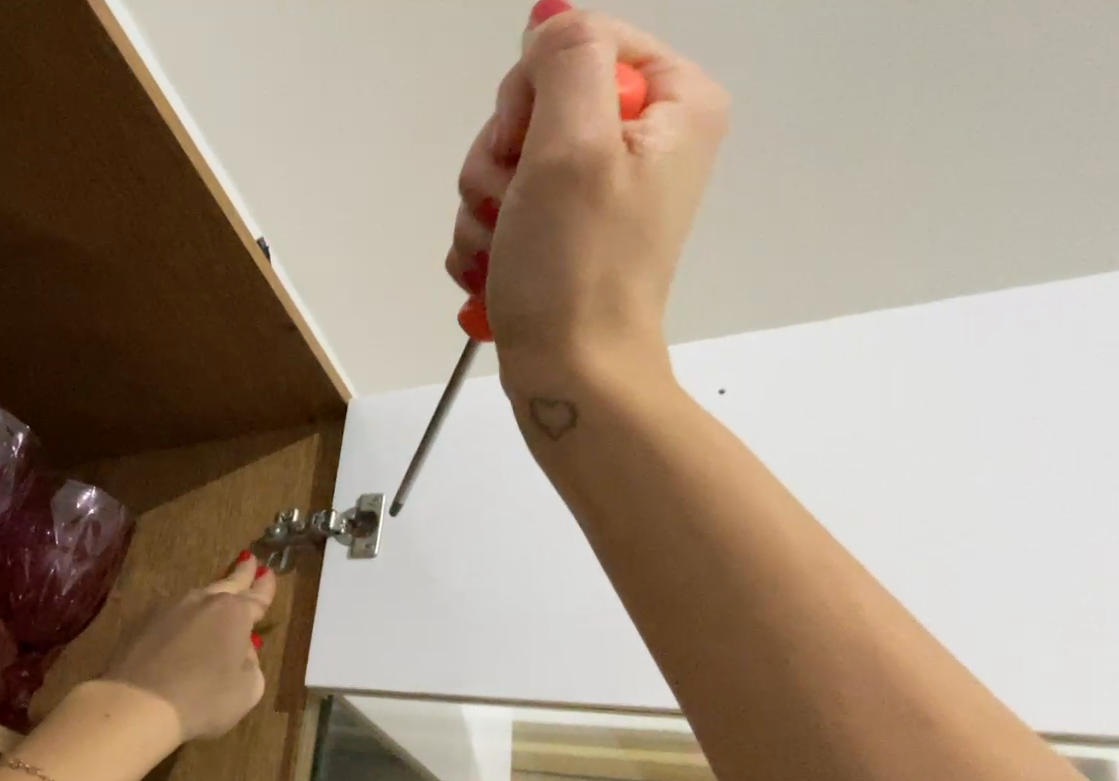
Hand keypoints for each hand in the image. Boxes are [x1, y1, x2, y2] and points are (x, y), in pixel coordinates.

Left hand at [100, 552, 274, 741]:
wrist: (139, 703)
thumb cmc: (204, 698)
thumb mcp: (247, 689)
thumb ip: (251, 664)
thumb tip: (241, 651)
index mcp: (233, 613)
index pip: (255, 597)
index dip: (264, 586)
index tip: (268, 571)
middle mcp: (202, 602)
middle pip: (226, 584)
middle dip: (240, 574)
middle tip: (249, 560)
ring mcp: (169, 609)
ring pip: (197, 598)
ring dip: (211, 597)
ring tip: (218, 596)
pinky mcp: (143, 622)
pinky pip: (173, 614)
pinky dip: (184, 617)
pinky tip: (184, 625)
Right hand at [446, 2, 728, 389]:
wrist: (570, 370)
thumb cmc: (576, 266)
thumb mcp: (573, 145)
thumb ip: (566, 60)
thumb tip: (552, 19)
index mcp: (670, 106)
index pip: (579, 47)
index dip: (532, 94)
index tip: (529, 148)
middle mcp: (638, 145)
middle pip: (532, 110)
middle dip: (499, 165)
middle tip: (513, 208)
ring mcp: (593, 196)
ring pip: (504, 167)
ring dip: (484, 211)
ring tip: (505, 251)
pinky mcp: (557, 239)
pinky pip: (499, 215)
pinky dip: (485, 243)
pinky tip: (496, 271)